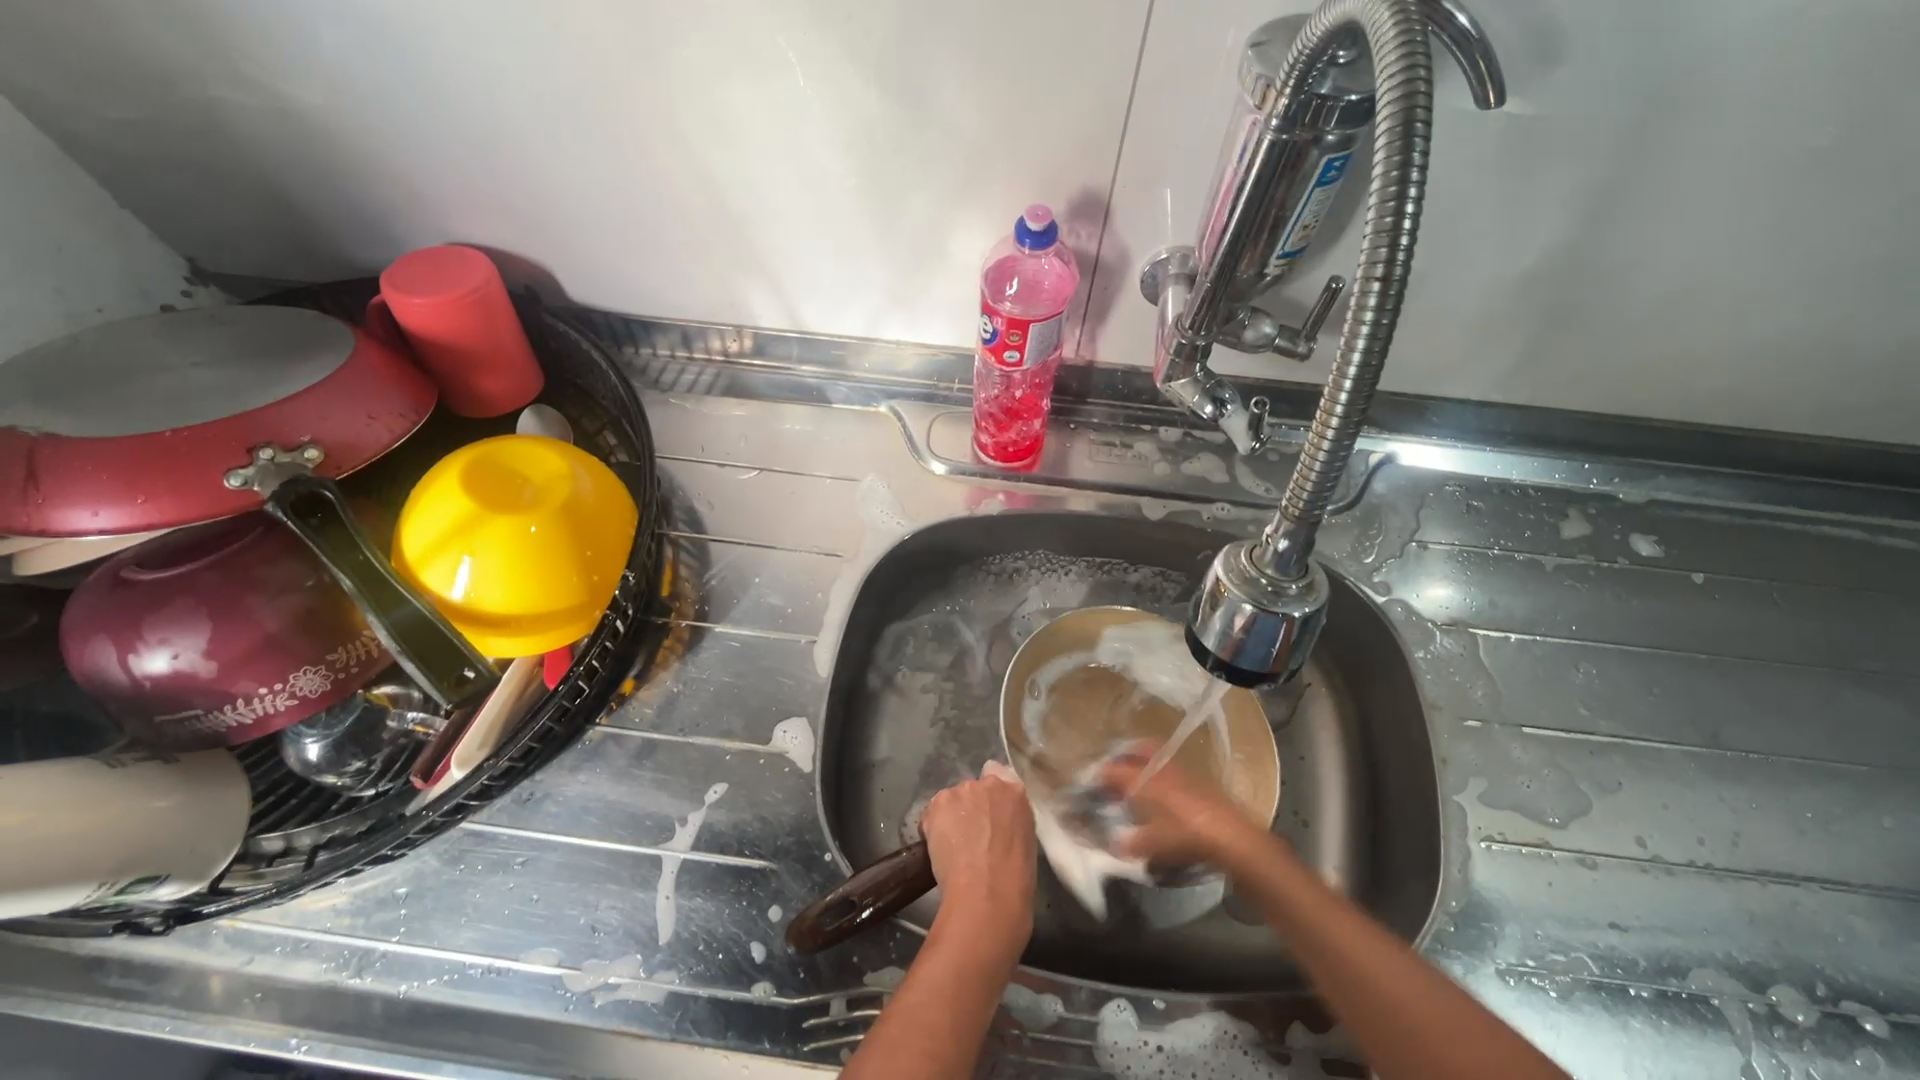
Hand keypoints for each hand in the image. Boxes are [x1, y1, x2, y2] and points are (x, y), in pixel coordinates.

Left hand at [920, 763, 1036, 955]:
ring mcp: (962, 792)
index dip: (992, 802)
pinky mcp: (939, 805)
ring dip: (952, 817)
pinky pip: (933, 813)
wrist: (988, 892)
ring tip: (954, 846)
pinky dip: (933, 828)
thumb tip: (998, 825)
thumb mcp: (1025, 840)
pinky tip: (940, 850)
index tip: (989, 819)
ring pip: (952, 800)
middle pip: (974, 790)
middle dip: (971, 808)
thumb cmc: (1015, 877)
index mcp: (1017, 792)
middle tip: (972, 836)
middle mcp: (989, 784)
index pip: (1001, 780)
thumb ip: (1011, 821)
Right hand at [1102, 743, 1272, 868]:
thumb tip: (1117, 844)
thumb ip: (1130, 843)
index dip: (1100, 776)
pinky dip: (1165, 773)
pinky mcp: (1201, 779)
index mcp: (1143, 781)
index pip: (1113, 771)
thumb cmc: (1185, 837)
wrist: (1231, 835)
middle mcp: (1161, 769)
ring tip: (1141, 777)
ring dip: (1146, 762)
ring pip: (1158, 756)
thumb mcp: (1152, 845)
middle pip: (1137, 749)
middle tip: (1117, 768)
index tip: (1093, 784)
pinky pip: (1175, 767)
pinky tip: (1167, 791)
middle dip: (1124, 755)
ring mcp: (1183, 770)